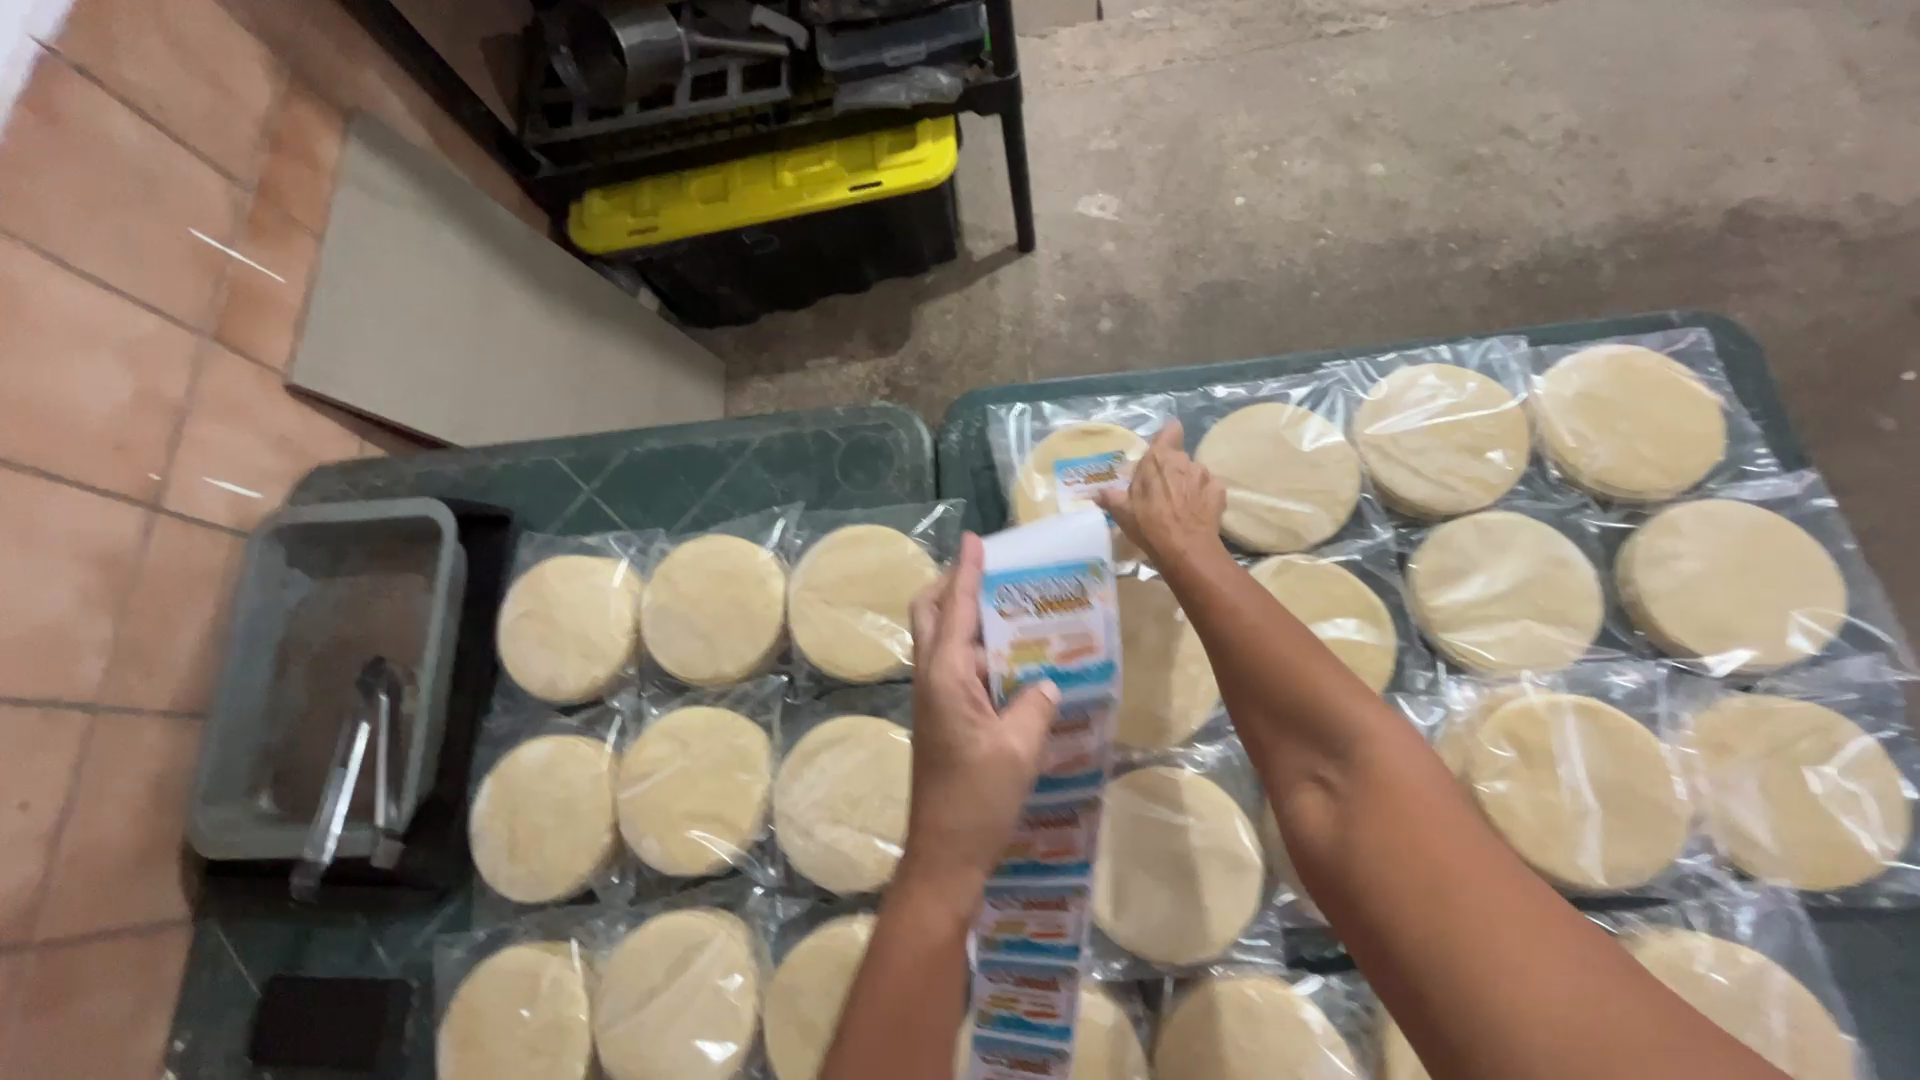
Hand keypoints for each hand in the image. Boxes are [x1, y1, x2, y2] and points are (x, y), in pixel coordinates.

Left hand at [903, 532, 1059, 903]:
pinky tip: (1015, 661)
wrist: (944, 853)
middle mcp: (932, 678)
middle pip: (931, 615)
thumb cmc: (978, 800)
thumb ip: (1036, 704)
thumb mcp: (1019, 748)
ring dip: (969, 619)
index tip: (976, 538)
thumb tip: (1047, 680)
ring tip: (1014, 608)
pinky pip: (958, 669)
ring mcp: (933, 699)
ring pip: (944, 641)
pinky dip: (980, 653)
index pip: (954, 608)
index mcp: (945, 676)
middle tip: (993, 572)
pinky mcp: (943, 718)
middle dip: (954, 586)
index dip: (966, 571)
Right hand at [1095, 419, 1226, 567]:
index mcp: (1159, 458)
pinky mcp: (1219, 492)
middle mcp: (1184, 460)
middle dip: (1170, 469)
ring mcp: (1205, 475)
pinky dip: (1203, 496)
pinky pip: (1209, 488)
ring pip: (1194, 473)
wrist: (1185, 549)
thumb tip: (1097, 493)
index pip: (1170, 429)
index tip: (1159, 449)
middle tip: (1160, 490)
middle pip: (1178, 456)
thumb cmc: (1149, 525)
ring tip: (1179, 504)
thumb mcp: (1122, 512)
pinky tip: (1196, 512)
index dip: (1166, 436)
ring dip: (1186, 483)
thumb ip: (1110, 497)